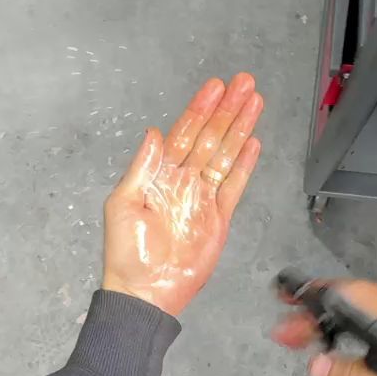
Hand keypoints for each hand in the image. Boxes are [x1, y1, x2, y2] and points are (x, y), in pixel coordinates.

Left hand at [101, 73, 263, 315]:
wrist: (146, 293)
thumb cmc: (127, 253)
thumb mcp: (122, 205)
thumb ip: (142, 168)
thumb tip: (155, 133)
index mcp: (158, 176)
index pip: (183, 134)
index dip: (198, 110)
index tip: (214, 88)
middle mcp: (183, 182)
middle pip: (209, 138)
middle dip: (227, 110)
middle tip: (244, 83)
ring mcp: (203, 200)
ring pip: (225, 156)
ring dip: (240, 129)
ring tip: (254, 102)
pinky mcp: (219, 220)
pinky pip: (234, 187)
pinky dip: (244, 166)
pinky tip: (253, 143)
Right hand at [272, 280, 376, 375]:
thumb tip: (316, 366)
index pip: (354, 293)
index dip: (316, 295)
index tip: (287, 301)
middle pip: (357, 300)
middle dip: (318, 313)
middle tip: (286, 331)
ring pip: (369, 310)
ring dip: (335, 321)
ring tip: (305, 338)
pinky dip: (355, 326)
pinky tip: (341, 343)